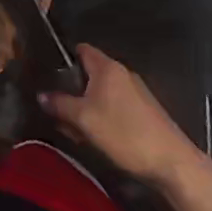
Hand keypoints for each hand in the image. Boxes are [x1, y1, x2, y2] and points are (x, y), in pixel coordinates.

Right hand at [39, 45, 201, 187]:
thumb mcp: (83, 119)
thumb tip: (42, 95)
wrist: (169, 160)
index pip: (82, 50)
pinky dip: (100, 117)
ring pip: (99, 93)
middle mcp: (122, 73)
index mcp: (108, 68)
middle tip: (57, 112)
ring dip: (84, 109)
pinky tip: (95, 138)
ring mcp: (134, 92)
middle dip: (71, 91)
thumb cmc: (123, 133)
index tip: (47, 75)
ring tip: (74, 131)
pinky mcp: (142, 110)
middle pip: (89, 74)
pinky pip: (112, 106)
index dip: (63, 58)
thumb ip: (60, 104)